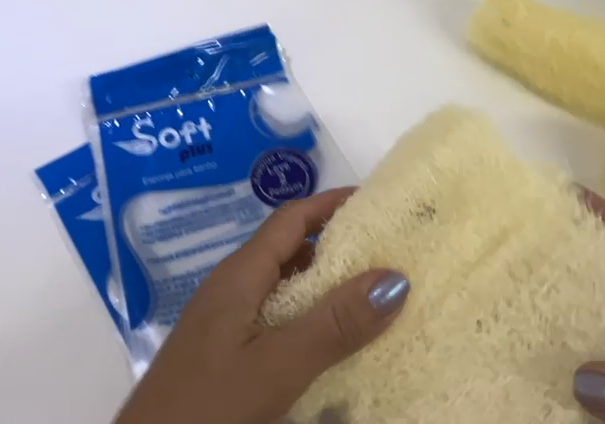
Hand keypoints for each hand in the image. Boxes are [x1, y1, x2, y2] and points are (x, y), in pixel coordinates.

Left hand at [115, 188, 409, 423]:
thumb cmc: (210, 402)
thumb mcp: (278, 364)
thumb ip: (333, 324)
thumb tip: (394, 276)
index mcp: (240, 275)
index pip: (290, 219)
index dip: (330, 204)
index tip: (375, 202)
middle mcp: (231, 288)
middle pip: (287, 250)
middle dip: (335, 246)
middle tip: (387, 254)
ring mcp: (224, 322)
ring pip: (281, 287)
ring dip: (322, 286)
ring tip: (371, 297)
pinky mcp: (222, 354)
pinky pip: (273, 319)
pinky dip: (306, 319)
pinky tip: (330, 345)